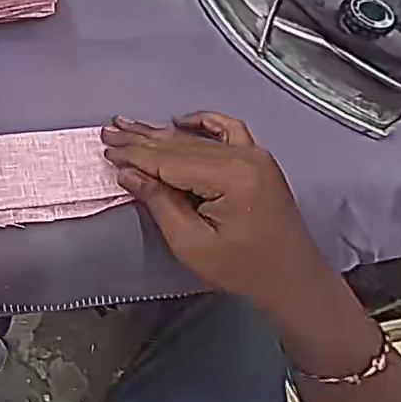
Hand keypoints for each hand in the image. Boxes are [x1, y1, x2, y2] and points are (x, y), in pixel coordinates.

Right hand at [101, 113, 352, 328]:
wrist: (293, 281)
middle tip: (108, 133)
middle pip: (181, 146)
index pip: (170, 161)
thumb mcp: (191, 244)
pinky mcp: (259, 161)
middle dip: (141, 140)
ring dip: (161, 133)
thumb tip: (129, 173)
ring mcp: (255, 156)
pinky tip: (181, 120)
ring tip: (128, 125)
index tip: (107, 151)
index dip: (135, 156)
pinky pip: (229, 131)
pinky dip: (204, 123)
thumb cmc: (243, 270)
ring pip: (198, 139)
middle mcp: (245, 157)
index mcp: (231, 177)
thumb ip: (159, 202)